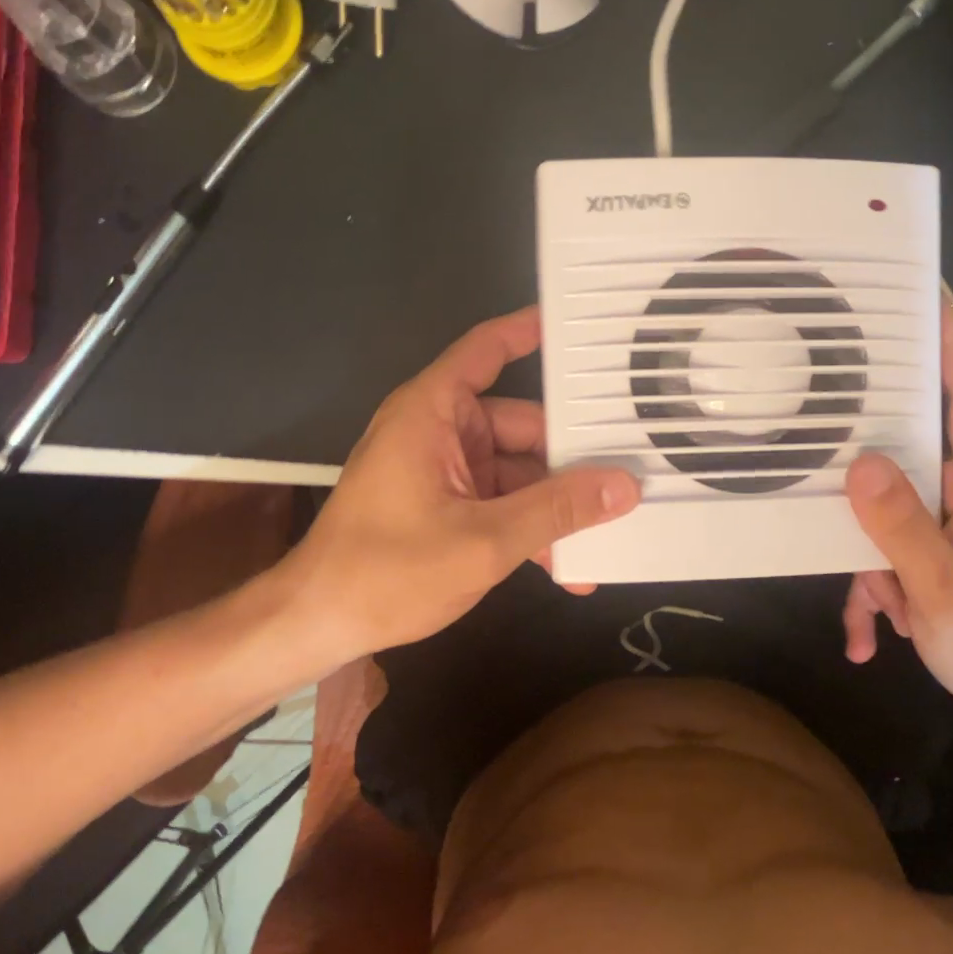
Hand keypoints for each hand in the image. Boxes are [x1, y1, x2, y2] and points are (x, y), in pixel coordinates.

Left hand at [281, 309, 641, 661]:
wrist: (318, 623)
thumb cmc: (388, 572)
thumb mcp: (484, 542)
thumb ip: (556, 511)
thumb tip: (624, 486)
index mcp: (433, 413)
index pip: (487, 350)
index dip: (531, 332)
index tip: (584, 330)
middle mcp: (438, 432)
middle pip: (520, 425)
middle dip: (569, 458)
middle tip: (634, 470)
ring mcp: (441, 472)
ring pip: (516, 472)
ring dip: (554, 507)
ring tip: (611, 532)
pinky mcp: (443, 507)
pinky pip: (499, 504)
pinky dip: (527, 529)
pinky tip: (567, 568)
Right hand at [839, 305, 952, 714]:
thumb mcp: (951, 597)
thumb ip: (905, 530)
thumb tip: (860, 463)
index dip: (947, 343)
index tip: (920, 291)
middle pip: (906, 446)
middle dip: (863, 446)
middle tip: (815, 420)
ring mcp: (943, 527)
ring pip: (881, 512)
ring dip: (866, 563)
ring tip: (877, 615)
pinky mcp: (927, 556)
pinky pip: (881, 558)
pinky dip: (870, 601)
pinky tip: (865, 644)